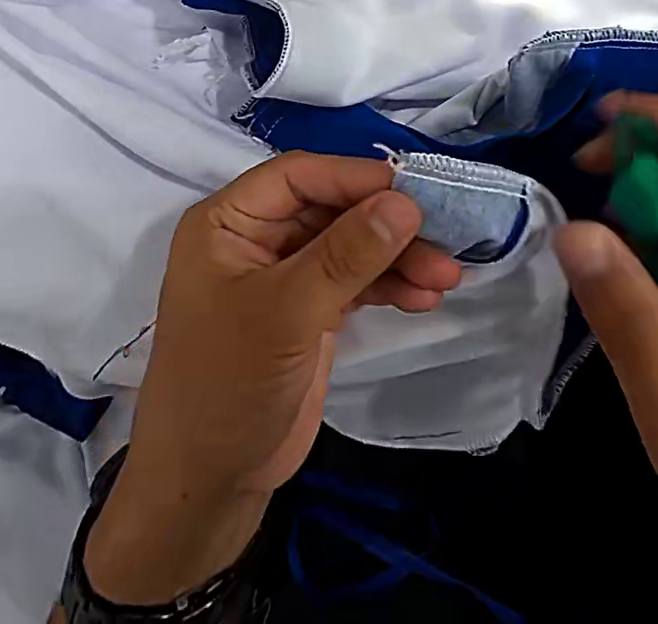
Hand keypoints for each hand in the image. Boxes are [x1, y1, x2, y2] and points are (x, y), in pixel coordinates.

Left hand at [84, 152, 461, 604]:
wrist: (210, 481)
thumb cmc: (229, 384)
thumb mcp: (287, 312)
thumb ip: (346, 254)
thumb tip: (405, 203)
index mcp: (230, 221)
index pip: (300, 177)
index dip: (356, 177)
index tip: (415, 191)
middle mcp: (258, 237)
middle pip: (333, 209)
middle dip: (387, 225)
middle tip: (444, 241)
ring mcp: (287, 274)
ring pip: (351, 244)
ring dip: (398, 257)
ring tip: (446, 278)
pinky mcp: (310, 308)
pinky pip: (356, 280)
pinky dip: (390, 285)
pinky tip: (424, 297)